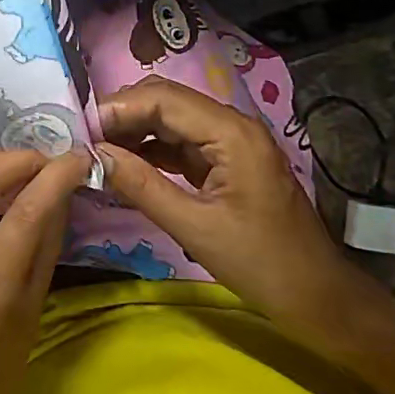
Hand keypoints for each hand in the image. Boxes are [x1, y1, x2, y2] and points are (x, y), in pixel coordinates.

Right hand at [96, 77, 348, 328]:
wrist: (315, 295)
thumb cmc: (260, 263)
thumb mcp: (193, 227)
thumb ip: (141, 186)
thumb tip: (94, 156)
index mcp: (231, 133)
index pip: (163, 99)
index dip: (118, 108)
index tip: (79, 129)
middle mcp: (231, 126)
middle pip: (166, 101)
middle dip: (122, 115)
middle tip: (81, 138)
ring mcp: (229, 143)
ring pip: (170, 120)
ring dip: (133, 131)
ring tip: (94, 150)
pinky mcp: (225, 162)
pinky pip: (179, 143)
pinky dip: (150, 150)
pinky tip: (122, 164)